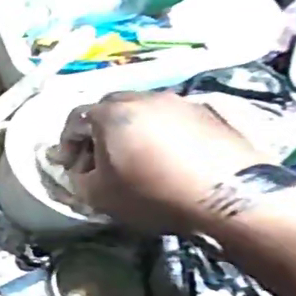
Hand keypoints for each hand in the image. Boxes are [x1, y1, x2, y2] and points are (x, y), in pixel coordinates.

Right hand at [56, 91, 263, 232]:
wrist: (230, 196)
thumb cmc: (151, 193)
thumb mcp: (96, 194)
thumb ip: (77, 176)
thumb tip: (78, 168)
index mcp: (113, 114)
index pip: (75, 118)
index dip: (66, 143)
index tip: (69, 167)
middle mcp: (146, 99)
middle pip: (110, 107)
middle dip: (97, 131)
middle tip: (96, 160)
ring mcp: (182, 102)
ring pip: (142, 110)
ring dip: (129, 131)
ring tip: (132, 159)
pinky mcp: (211, 113)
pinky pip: (170, 118)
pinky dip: (158, 133)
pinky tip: (162, 158)